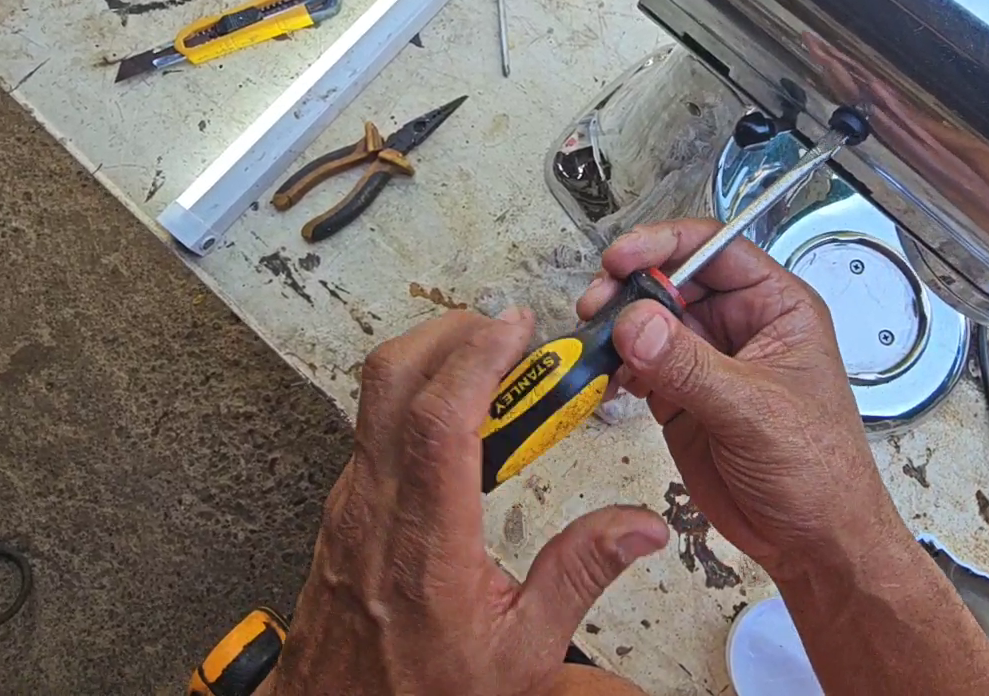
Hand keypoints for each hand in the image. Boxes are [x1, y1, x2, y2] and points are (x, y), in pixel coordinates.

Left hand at [265, 309, 668, 695]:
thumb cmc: (421, 694)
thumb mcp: (522, 655)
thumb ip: (580, 576)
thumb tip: (640, 524)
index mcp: (425, 543)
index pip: (440, 420)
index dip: (480, 358)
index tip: (518, 329)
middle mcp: (377, 503)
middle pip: (394, 377)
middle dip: (453, 332)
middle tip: (507, 334)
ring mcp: (354, 495)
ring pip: (379, 390)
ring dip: (435, 354)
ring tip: (493, 364)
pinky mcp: (349, 496)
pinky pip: (378, 416)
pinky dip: (420, 387)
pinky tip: (462, 412)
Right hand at [577, 220, 898, 585]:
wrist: (812, 544)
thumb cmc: (817, 470)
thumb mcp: (754, 410)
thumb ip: (691, 365)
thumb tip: (635, 322)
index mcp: (773, 305)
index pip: (714, 249)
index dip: (665, 245)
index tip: (622, 258)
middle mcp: (736, 323)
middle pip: (671, 280)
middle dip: (630, 287)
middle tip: (597, 303)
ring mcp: (705, 357)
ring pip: (648, 320)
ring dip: (617, 327)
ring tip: (595, 341)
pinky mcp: (679, 392)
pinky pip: (638, 363)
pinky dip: (617, 366)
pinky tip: (608, 378)